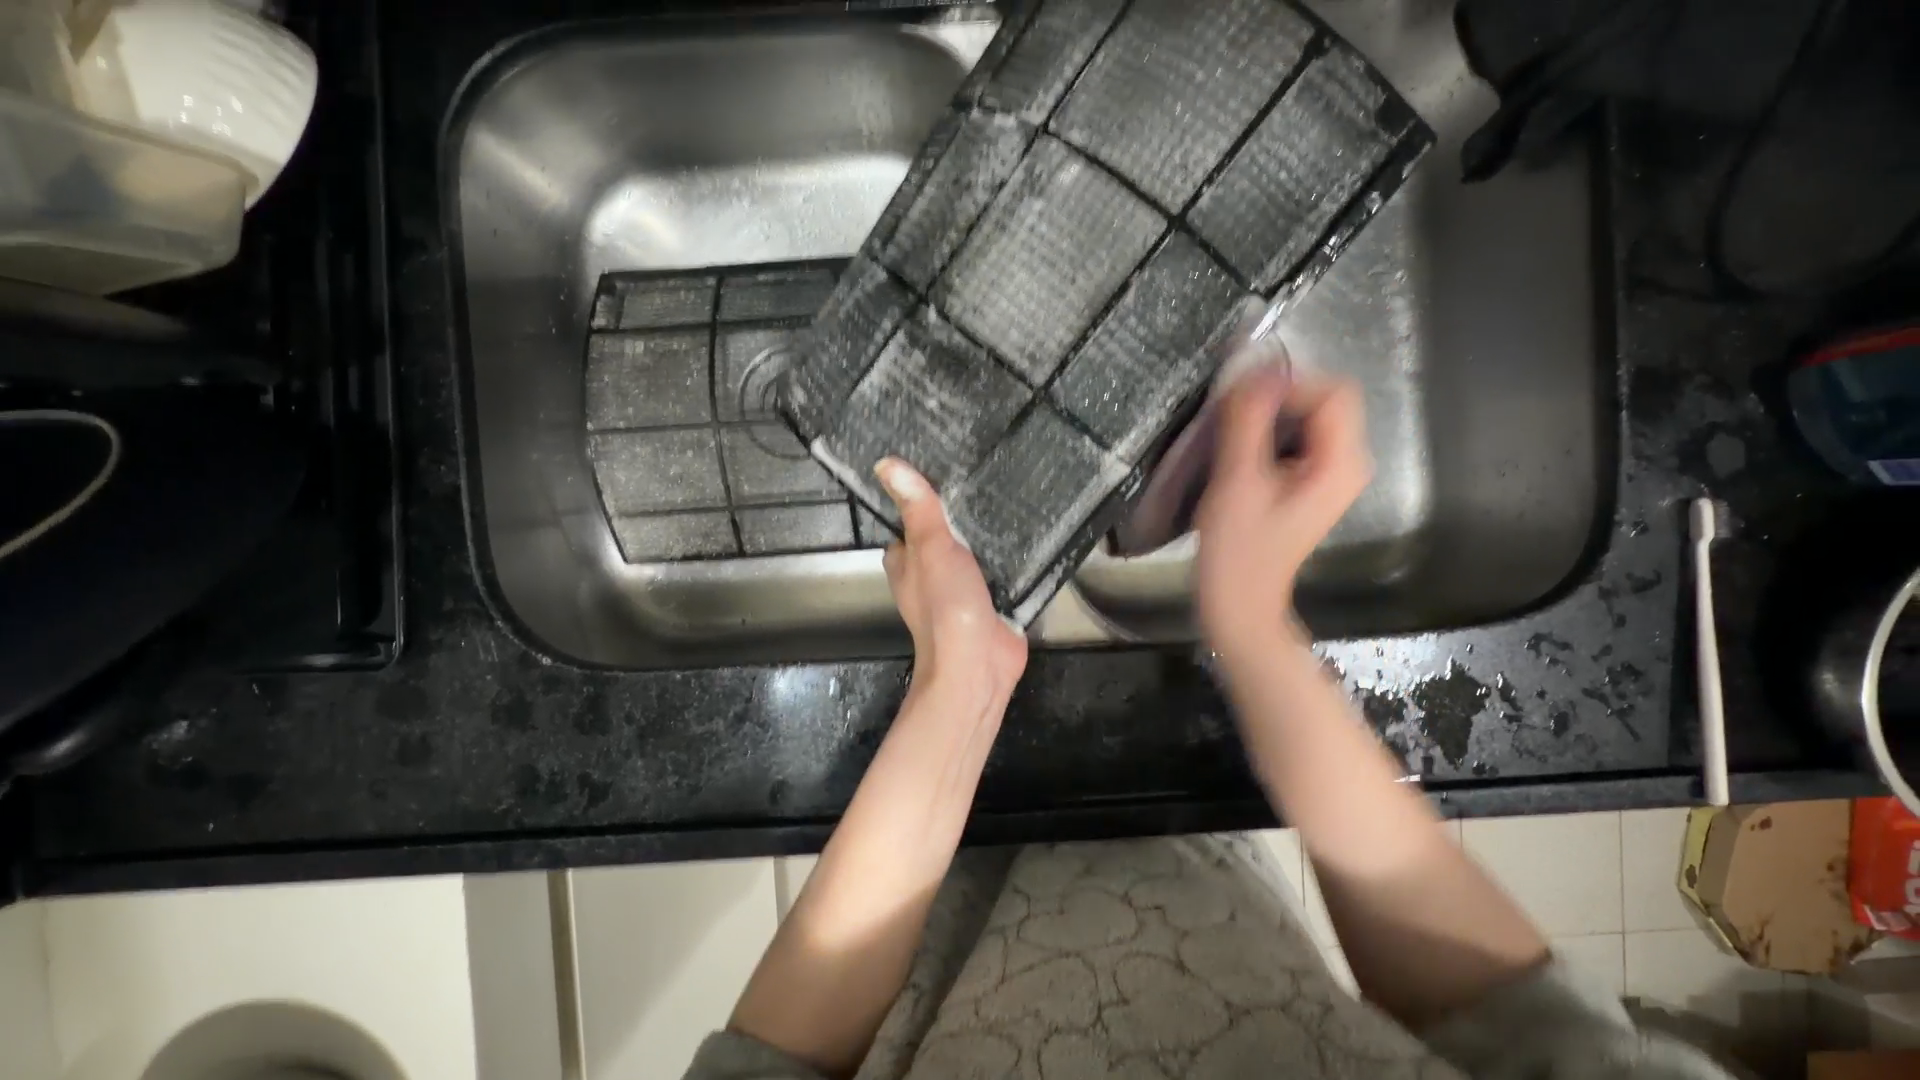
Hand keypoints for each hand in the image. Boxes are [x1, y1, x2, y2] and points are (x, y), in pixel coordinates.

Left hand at [875, 458, 1028, 703]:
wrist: (977, 663)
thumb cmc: (946, 605)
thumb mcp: (930, 547)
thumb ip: (918, 508)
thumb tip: (885, 463)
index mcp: (906, 561)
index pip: (911, 519)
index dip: (924, 496)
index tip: (946, 464)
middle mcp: (930, 574)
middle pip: (945, 533)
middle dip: (963, 511)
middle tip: (989, 470)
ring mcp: (962, 589)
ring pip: (975, 550)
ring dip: (990, 531)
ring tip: (1014, 489)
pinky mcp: (992, 600)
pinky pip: (1001, 569)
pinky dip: (1012, 554)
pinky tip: (1032, 530)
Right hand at [1195, 368, 1370, 660]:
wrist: (1240, 605)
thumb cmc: (1239, 552)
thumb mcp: (1239, 481)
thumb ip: (1248, 420)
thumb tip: (1255, 369)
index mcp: (1341, 463)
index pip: (1333, 390)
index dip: (1289, 383)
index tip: (1243, 399)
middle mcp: (1346, 463)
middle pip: (1322, 399)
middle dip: (1276, 397)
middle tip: (1230, 414)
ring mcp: (1329, 473)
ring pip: (1306, 416)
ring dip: (1268, 414)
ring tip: (1229, 431)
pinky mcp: (1308, 482)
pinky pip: (1295, 437)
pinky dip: (1267, 432)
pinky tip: (1238, 449)